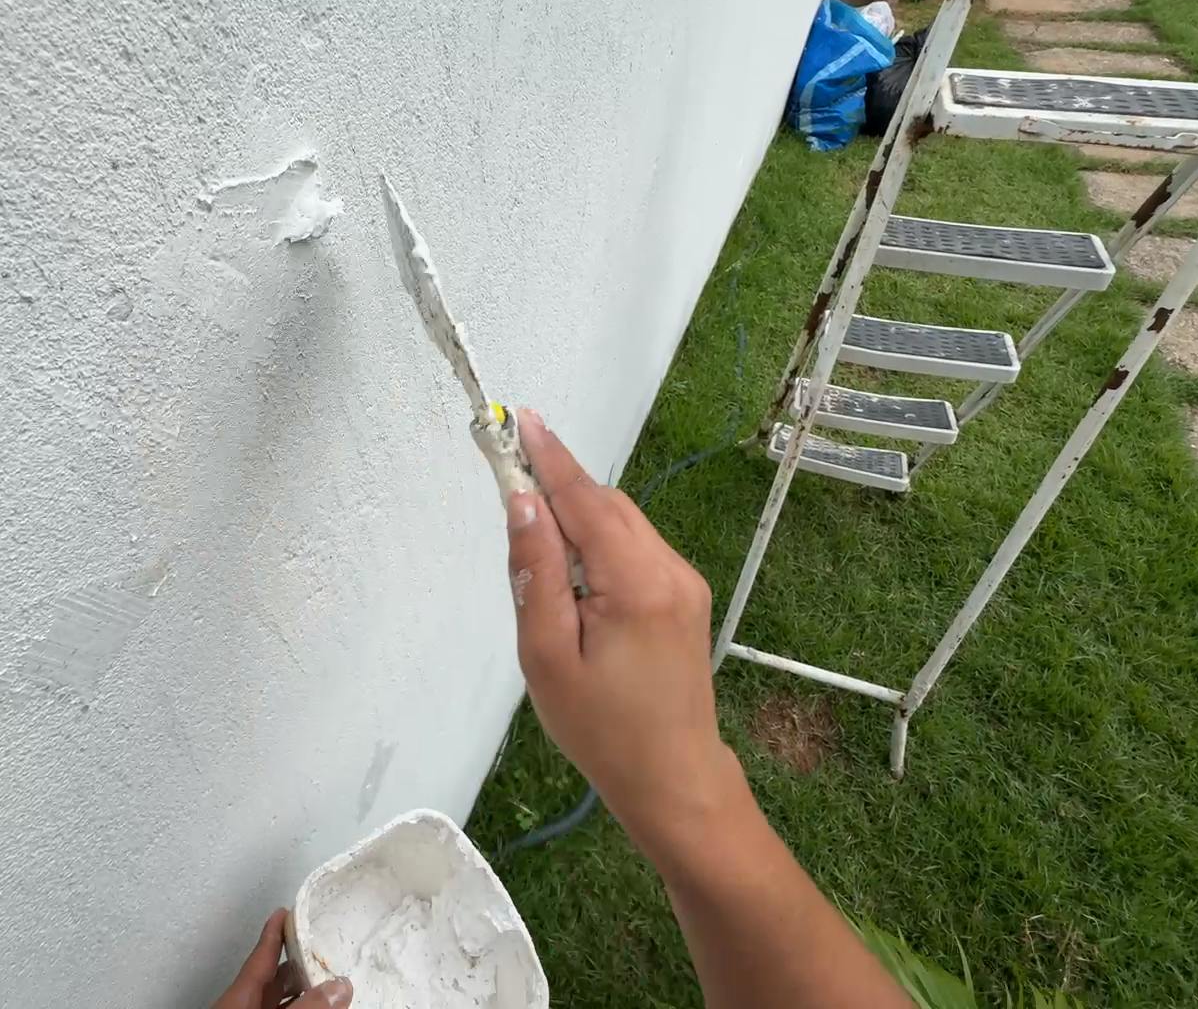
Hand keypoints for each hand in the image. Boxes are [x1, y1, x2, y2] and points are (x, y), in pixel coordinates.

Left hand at [210, 910, 352, 1008]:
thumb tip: (341, 986)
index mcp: (239, 998)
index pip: (261, 955)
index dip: (275, 933)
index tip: (286, 911)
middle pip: (272, 981)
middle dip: (298, 965)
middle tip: (323, 949)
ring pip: (278, 1006)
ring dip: (301, 997)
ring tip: (328, 987)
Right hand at [504, 409, 732, 839]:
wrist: (673, 777)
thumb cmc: (599, 727)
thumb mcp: (546, 653)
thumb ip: (535, 570)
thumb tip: (524, 501)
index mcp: (636, 582)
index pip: (585, 500)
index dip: (550, 457)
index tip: (521, 419)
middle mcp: (670, 568)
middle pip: (607, 504)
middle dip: (560, 484)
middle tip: (512, 476)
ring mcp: (684, 580)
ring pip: (622, 522)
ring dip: (578, 513)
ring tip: (537, 537)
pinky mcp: (685, 593)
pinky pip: (634, 546)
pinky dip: (599, 539)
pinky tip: (575, 571)